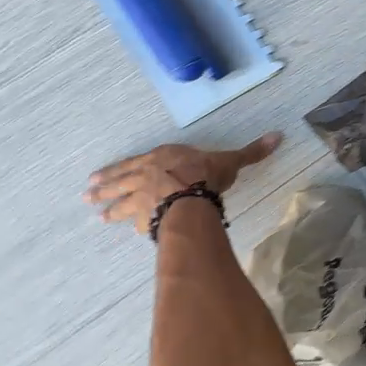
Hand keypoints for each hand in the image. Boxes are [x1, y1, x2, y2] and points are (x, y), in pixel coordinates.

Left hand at [86, 132, 282, 233]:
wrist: (190, 198)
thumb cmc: (207, 174)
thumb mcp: (230, 159)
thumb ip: (251, 151)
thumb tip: (279, 135)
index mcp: (161, 158)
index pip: (133, 162)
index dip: (118, 168)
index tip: (100, 173)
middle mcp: (144, 176)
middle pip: (118, 182)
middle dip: (103, 187)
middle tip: (86, 194)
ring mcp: (140, 199)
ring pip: (118, 203)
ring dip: (107, 207)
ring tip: (95, 214)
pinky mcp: (144, 219)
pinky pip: (136, 222)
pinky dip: (131, 225)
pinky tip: (128, 230)